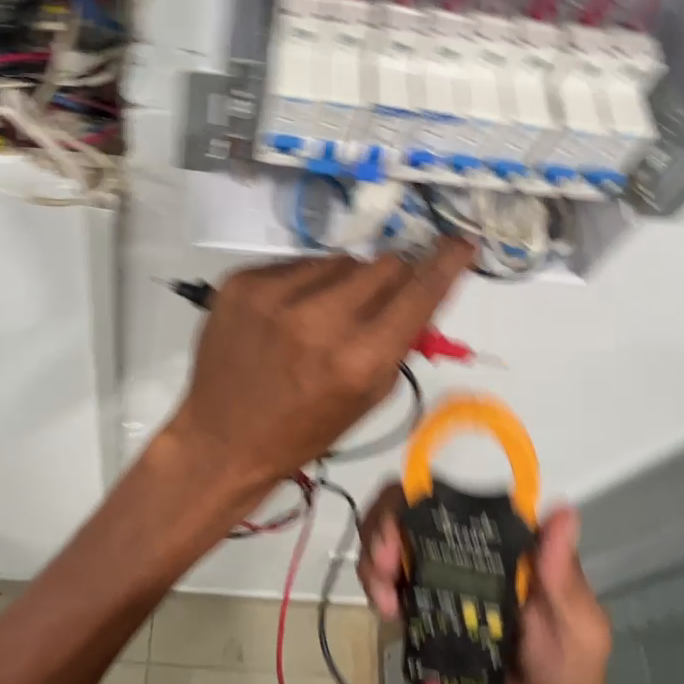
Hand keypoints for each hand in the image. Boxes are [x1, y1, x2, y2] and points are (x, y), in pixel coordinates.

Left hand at [168, 239, 473, 494]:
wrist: (222, 440)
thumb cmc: (303, 431)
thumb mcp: (365, 400)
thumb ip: (396, 345)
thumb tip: (419, 295)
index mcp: (359, 359)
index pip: (419, 293)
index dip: (446, 265)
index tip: (461, 244)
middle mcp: (319, 319)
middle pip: (383, 264)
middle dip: (391, 279)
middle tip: (375, 301)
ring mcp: (274, 296)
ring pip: (338, 260)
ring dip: (343, 280)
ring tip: (320, 314)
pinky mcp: (241, 283)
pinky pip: (293, 264)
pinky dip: (300, 283)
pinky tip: (285, 314)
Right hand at [358, 489, 613, 683]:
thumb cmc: (569, 664)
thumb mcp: (576, 621)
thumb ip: (562, 574)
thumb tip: (563, 513)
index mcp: (499, 537)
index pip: (451, 494)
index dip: (414, 497)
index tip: (400, 532)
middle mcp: (464, 544)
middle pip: (406, 508)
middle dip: (381, 529)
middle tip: (385, 569)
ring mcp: (438, 572)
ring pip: (387, 539)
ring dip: (373, 559)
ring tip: (385, 600)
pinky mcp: (421, 601)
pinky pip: (385, 578)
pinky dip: (375, 586)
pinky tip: (387, 611)